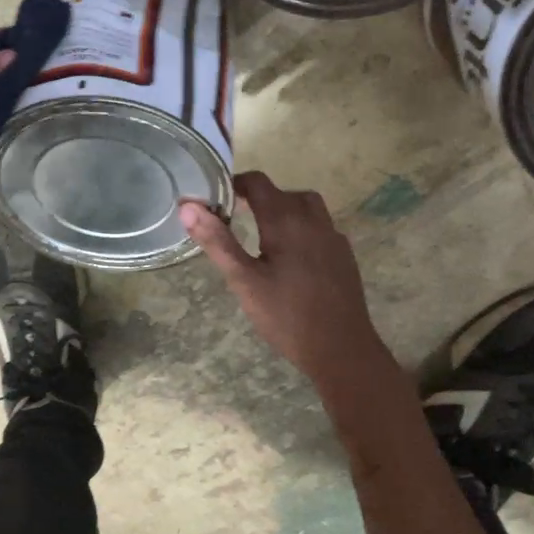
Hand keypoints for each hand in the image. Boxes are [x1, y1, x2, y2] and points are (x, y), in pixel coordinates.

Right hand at [180, 172, 378, 375]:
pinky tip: (290, 256)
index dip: (235, 184)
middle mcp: (314, 221)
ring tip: (262, 232)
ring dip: (283, 209)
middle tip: (235, 217)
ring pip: (307, 207)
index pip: (258, 183)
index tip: (216, 200)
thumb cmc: (286, 316)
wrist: (342, 350)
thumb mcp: (243, 280)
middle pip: (284, 193)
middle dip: (258, 197)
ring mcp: (334, 238)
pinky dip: (301, 228)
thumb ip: (216, 241)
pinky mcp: (345, 257)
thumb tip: (188, 206)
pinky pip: (320, 227)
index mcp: (286, 221)